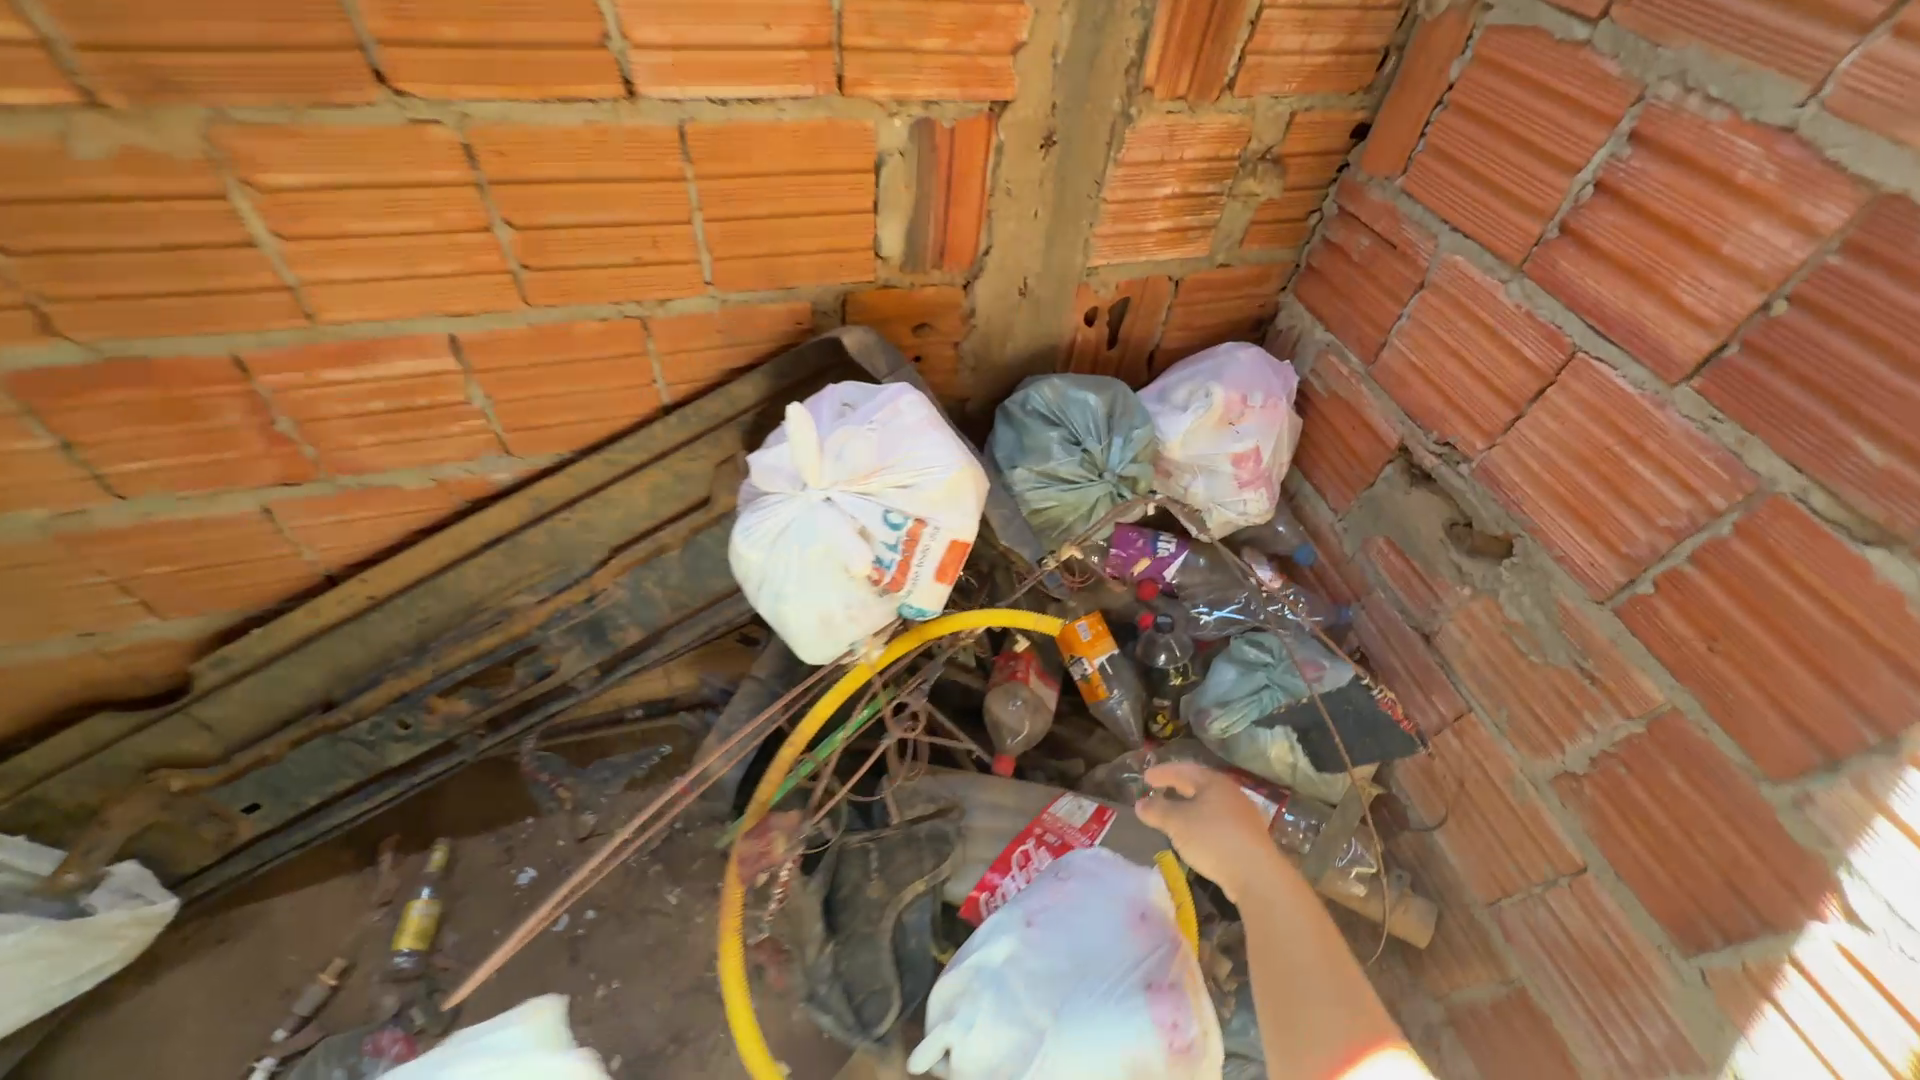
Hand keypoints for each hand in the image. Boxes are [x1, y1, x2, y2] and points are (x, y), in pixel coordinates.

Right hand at [1134, 762, 1285, 901]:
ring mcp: (1243, 815)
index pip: (1183, 770)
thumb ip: (1157, 810)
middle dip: (1177, 786)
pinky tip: (1195, 833)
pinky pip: (1218, 821)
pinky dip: (1201, 821)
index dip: (1162, 773)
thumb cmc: (1213, 839)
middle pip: (1199, 785)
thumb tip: (1141, 803)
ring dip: (1189, 805)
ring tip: (1174, 812)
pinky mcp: (1248, 837)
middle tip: (1158, 789)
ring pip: (1210, 804)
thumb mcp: (1177, 823)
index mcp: (1214, 782)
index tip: (1145, 778)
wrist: (1256, 874)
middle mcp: (1231, 793)